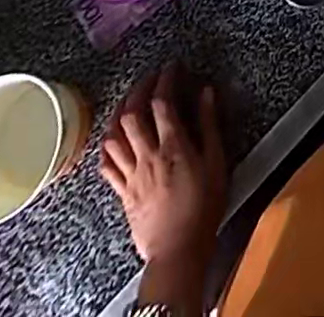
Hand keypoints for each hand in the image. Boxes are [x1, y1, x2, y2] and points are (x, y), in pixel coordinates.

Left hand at [100, 64, 226, 268]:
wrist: (179, 254)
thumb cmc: (203, 211)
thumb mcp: (216, 165)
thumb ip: (209, 125)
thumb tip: (206, 93)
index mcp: (172, 148)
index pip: (162, 102)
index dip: (165, 79)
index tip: (171, 68)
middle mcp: (147, 155)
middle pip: (132, 112)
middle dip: (138, 88)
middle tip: (149, 77)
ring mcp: (131, 173)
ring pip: (114, 134)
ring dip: (118, 111)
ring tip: (128, 99)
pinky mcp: (122, 191)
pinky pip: (107, 164)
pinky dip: (107, 145)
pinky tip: (112, 136)